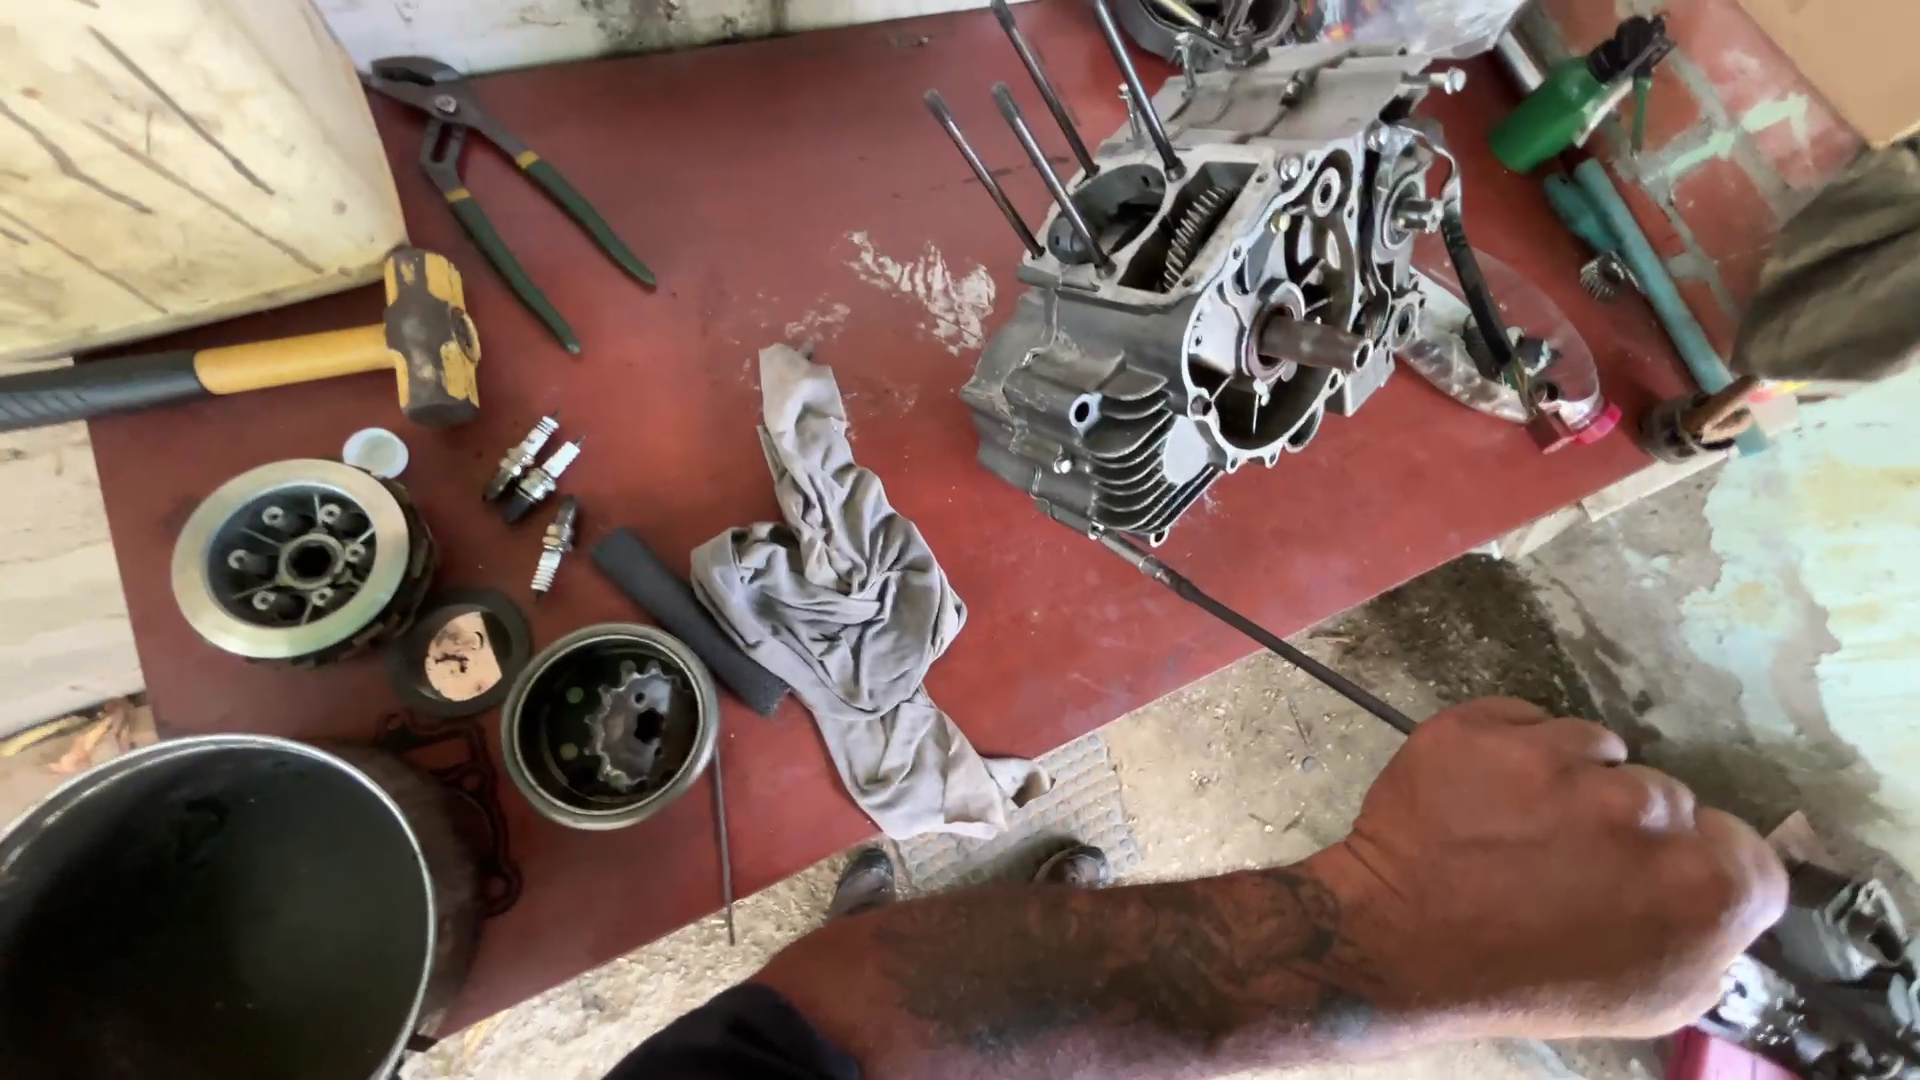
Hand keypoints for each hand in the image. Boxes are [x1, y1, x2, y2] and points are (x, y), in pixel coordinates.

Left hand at [1304, 697, 1786, 1040]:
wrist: (1401, 935)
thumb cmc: (1526, 978)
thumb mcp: (1657, 992)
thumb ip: (1708, 928)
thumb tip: (1709, 876)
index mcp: (1701, 884)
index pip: (1736, 841)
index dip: (1689, 854)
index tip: (1646, 866)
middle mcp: (1633, 807)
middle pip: (1659, 790)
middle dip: (1624, 815)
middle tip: (1568, 847)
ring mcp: (1546, 758)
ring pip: (1589, 743)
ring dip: (1566, 771)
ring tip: (1519, 813)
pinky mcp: (1474, 728)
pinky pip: (1518, 717)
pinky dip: (1506, 743)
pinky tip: (1482, 784)